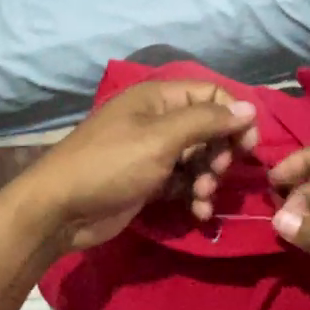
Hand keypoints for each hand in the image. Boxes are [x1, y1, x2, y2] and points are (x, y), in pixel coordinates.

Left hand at [12, 80, 259, 252]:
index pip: (211, 95)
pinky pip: (184, 182)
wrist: (60, 210)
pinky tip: (198, 213)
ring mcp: (152, 152)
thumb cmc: (110, 165)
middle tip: (217, 173)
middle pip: (208, 128)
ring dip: (209, 179)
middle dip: (220, 152)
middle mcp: (157, 120)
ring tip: (203, 197)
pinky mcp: (149, 181)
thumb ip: (206, 121)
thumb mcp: (160, 139)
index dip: (234, 117)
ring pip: (198, 158)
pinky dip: (194, 195)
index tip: (247, 146)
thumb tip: (250, 107)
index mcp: (158, 98)